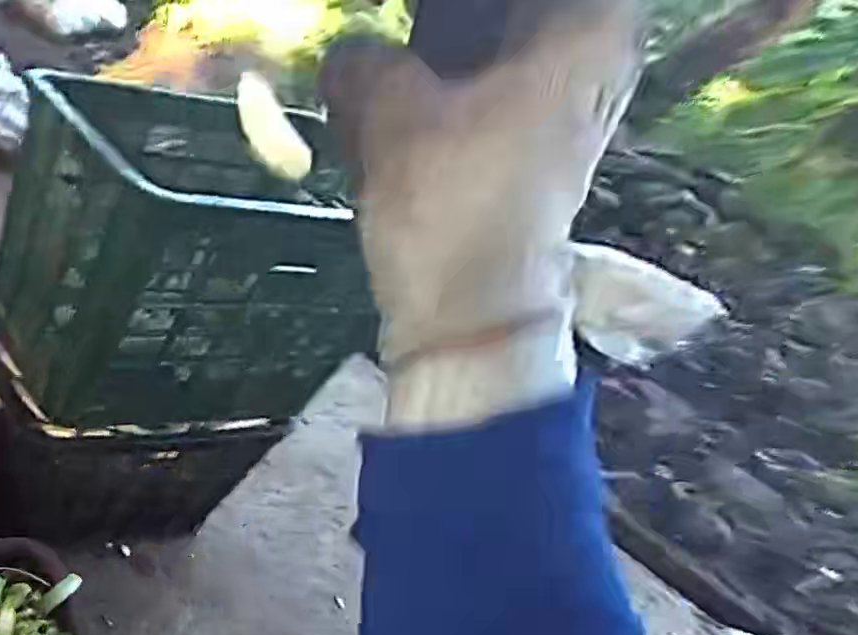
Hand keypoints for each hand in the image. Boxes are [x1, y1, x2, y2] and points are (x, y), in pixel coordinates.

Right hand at [321, 0, 641, 428]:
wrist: (465, 306)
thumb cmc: (446, 203)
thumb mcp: (394, 125)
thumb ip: (367, 71)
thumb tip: (343, 50)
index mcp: (586, 24)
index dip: (450, 13)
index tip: (398, 28)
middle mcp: (590, 57)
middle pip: (500, 25)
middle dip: (428, 41)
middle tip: (370, 65)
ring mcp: (558, 112)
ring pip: (484, 69)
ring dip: (422, 80)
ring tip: (363, 101)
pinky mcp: (523, 158)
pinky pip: (477, 111)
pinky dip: (431, 115)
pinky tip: (383, 136)